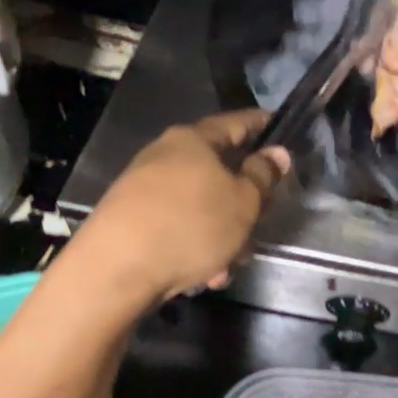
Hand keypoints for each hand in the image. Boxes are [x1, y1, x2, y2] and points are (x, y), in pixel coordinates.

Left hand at [72, 110, 290, 299]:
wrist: (115, 271)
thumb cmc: (190, 225)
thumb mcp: (244, 202)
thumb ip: (263, 176)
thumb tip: (276, 153)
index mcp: (193, 140)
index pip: (236, 123)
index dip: (262, 126)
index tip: (283, 130)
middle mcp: (164, 156)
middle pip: (218, 171)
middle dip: (243, 200)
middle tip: (260, 224)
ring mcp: (144, 189)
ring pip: (200, 206)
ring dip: (221, 233)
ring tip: (228, 265)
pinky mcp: (131, 220)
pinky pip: (178, 227)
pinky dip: (195, 246)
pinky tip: (202, 274)